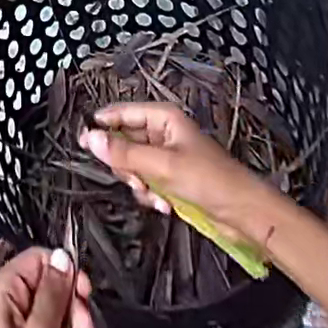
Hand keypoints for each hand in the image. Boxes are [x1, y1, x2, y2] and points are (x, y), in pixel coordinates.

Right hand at [79, 102, 272, 230]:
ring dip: (139, 183)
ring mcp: (167, 156)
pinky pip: (146, 181)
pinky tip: (164, 205)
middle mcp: (163, 132)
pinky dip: (150, 194)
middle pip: (124, 140)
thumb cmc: (208, 180)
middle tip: (134, 179)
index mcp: (163, 117)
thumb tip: (89, 137)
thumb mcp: (161, 165)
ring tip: (154, 195)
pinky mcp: (171, 178)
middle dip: (126, 164)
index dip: (102, 125)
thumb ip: (123, 152)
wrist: (245, 214)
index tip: (82, 141)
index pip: (121, 113)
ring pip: (133, 164)